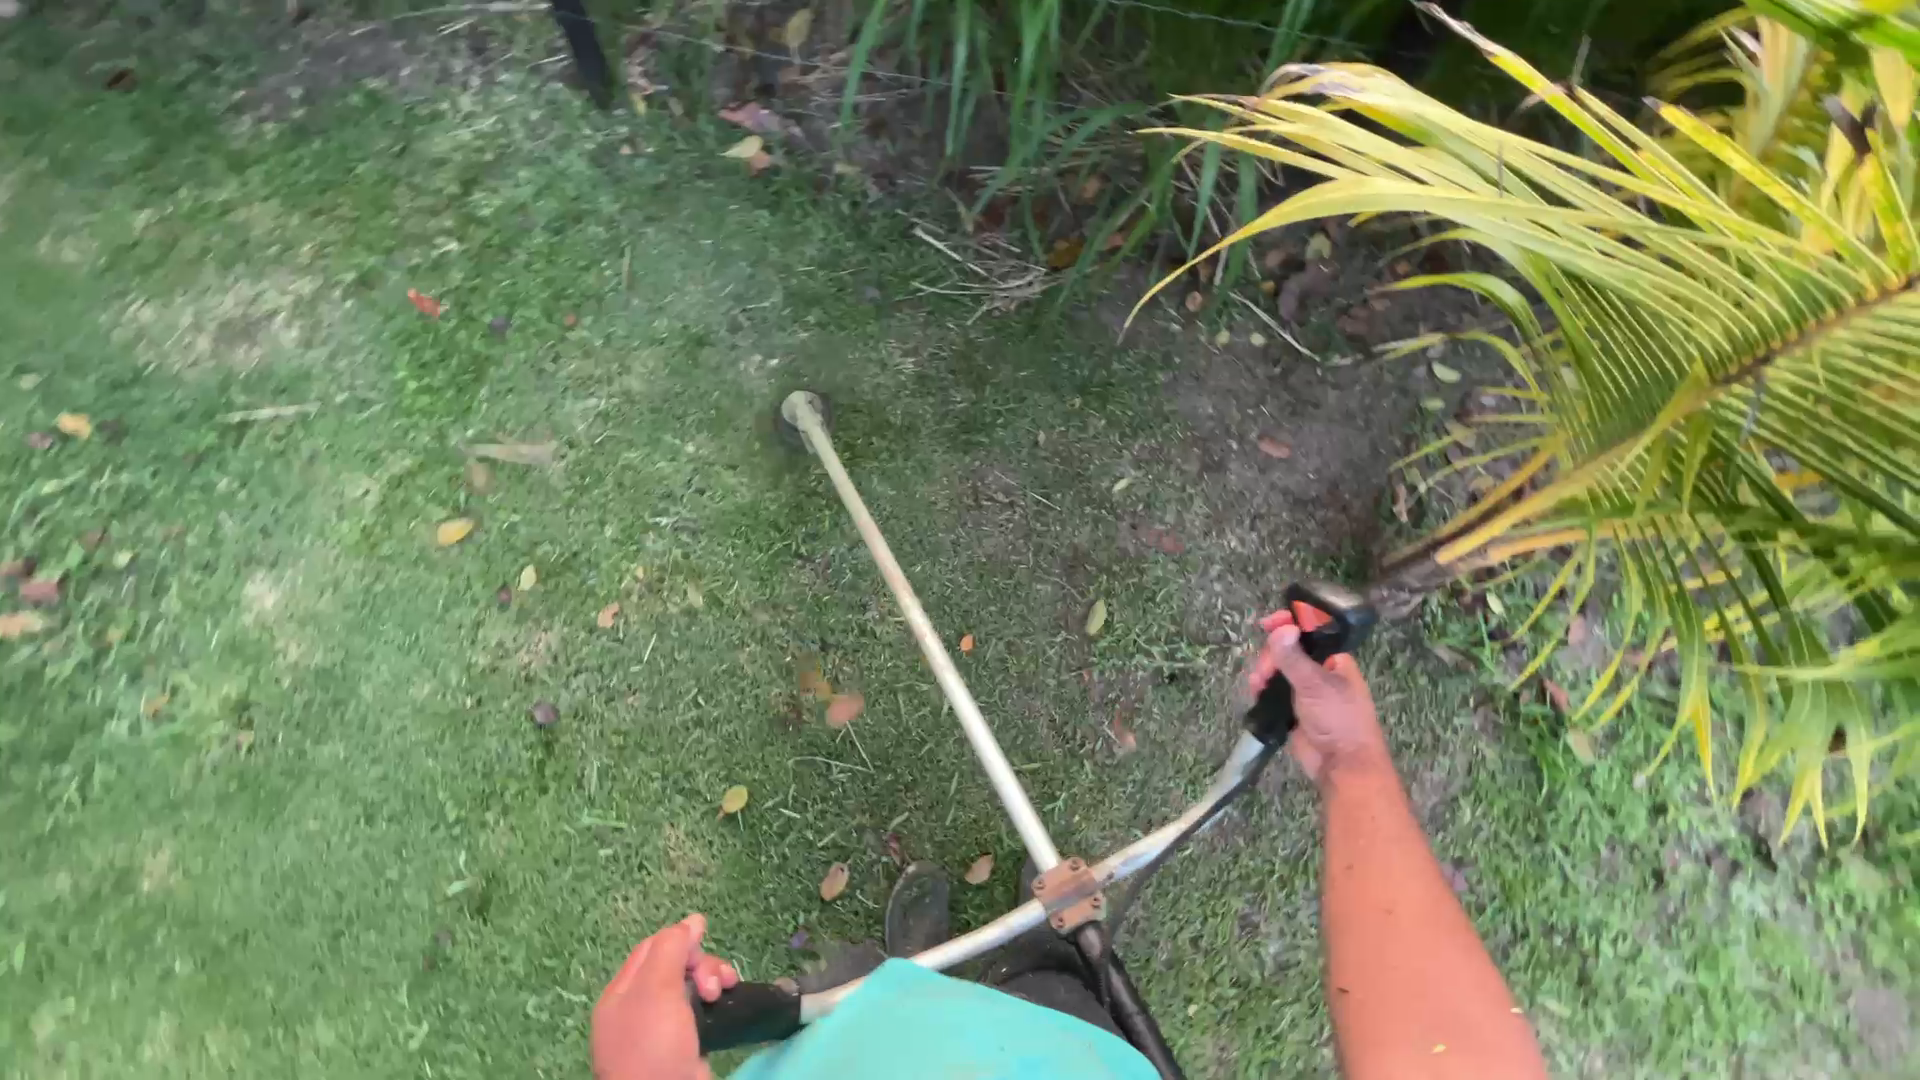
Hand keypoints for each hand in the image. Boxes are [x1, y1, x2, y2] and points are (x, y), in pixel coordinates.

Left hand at [592, 914, 739, 1079]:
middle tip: (715, 983)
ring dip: (712, 979)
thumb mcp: (657, 988)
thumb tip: (693, 919)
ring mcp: (659, 1029)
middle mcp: (637, 1008)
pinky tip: (724, 1004)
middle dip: (701, 964)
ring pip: (690, 985)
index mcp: (621, 993)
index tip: (703, 947)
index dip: (681, 941)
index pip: (653, 947)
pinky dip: (714, 1002)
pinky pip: (698, 1009)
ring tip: (725, 991)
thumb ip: (672, 948)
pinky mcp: (681, 1045)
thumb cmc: (653, 1045)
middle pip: (674, 964)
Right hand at [1249, 608, 1389, 787]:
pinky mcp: (1293, 708)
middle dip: (1270, 656)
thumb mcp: (1315, 684)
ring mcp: (1306, 690)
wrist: (1342, 765)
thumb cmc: (1339, 719)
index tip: (1267, 623)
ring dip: (1263, 672)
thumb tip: (1281, 628)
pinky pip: (1273, 690)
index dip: (1288, 624)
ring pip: (1277, 670)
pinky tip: (1256, 693)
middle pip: (1287, 649)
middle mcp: (1320, 671)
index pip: (1309, 631)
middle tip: (1265, 671)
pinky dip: (1263, 689)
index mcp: (1334, 660)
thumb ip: (1294, 657)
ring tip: (1257, 685)